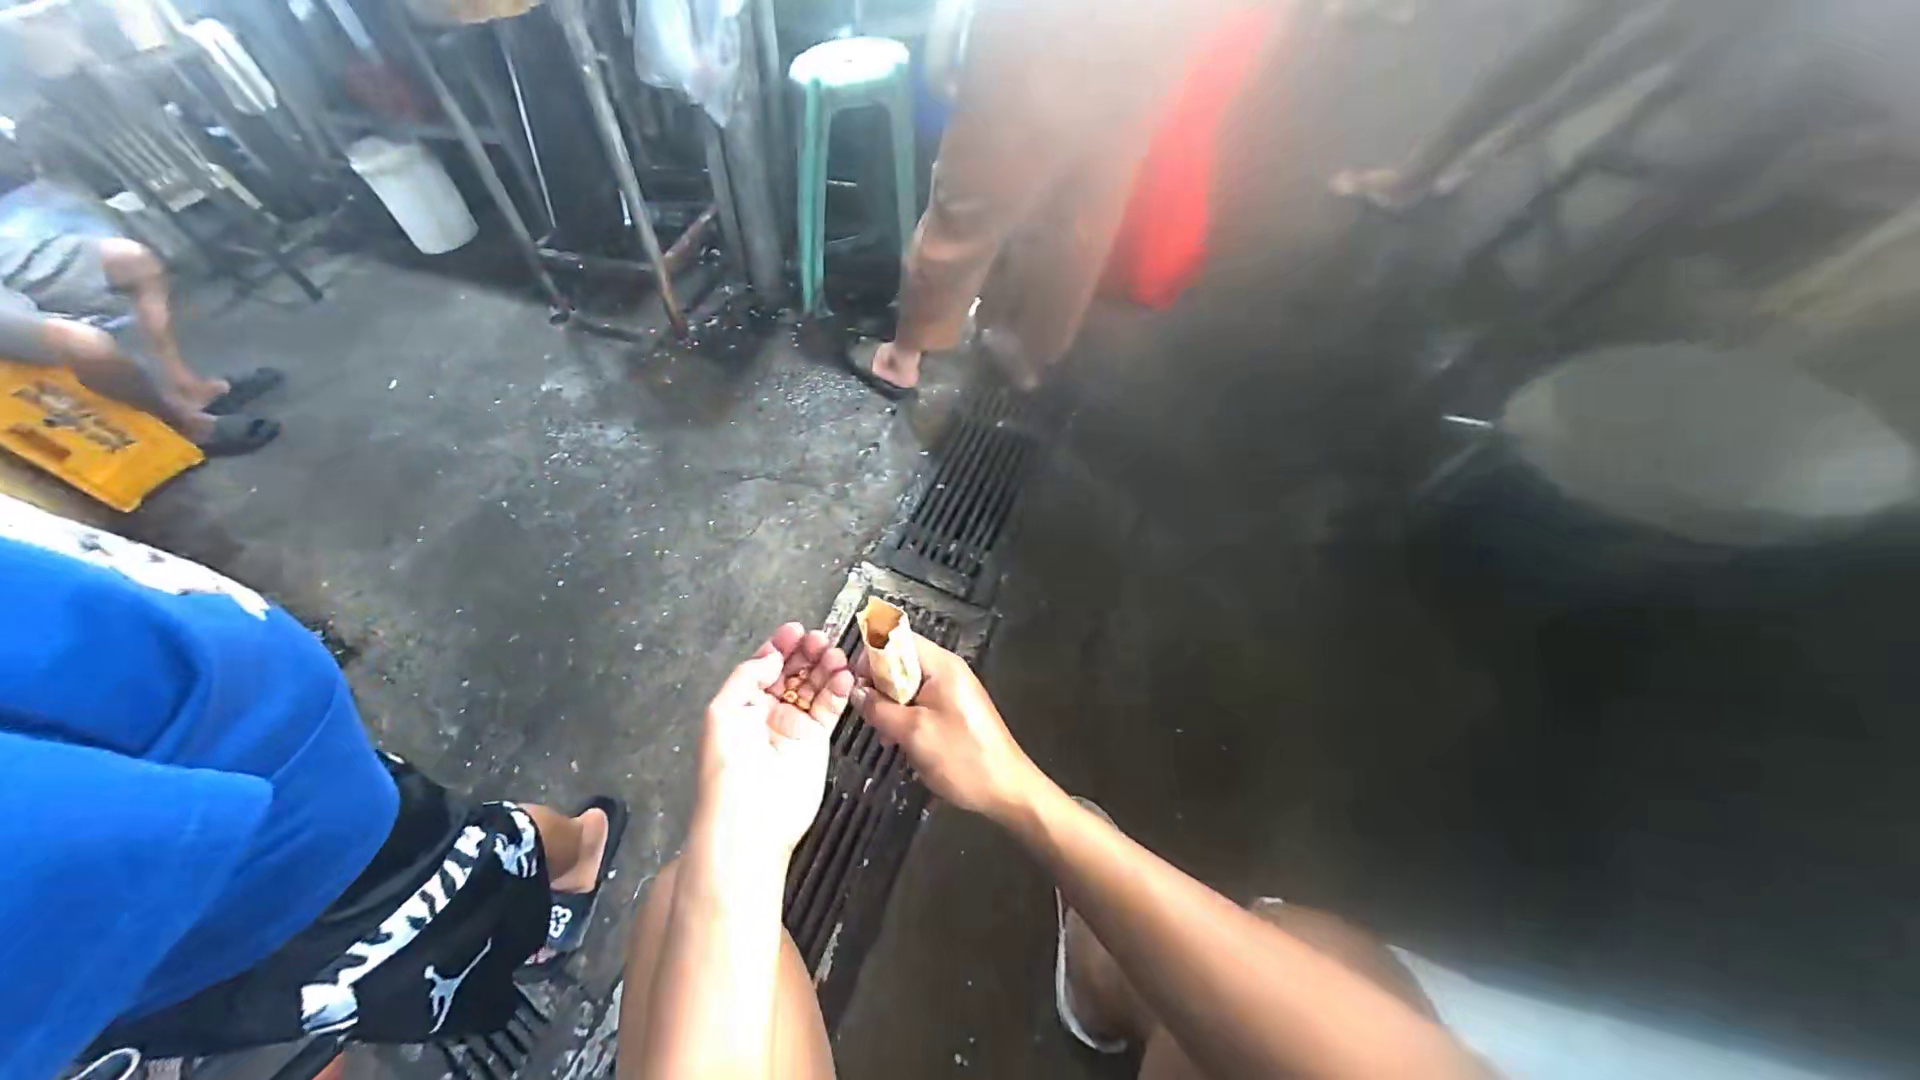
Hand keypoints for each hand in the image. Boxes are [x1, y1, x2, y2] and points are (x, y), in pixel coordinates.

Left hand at [697, 623, 852, 861]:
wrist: (749, 819)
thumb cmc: (728, 765)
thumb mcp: (722, 713)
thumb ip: (747, 676)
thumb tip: (772, 657)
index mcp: (743, 703)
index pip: (765, 666)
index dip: (780, 646)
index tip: (796, 629)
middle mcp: (769, 710)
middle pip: (793, 671)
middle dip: (806, 653)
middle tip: (821, 639)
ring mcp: (794, 724)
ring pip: (814, 685)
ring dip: (825, 666)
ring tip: (836, 653)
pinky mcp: (817, 738)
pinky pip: (830, 707)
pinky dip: (838, 689)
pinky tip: (844, 675)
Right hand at [854, 638, 1043, 821]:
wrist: (1006, 789)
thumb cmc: (962, 758)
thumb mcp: (912, 733)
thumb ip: (879, 709)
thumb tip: (856, 692)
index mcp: (942, 666)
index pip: (898, 639)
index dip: (872, 654)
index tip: (855, 681)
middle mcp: (948, 671)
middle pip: (902, 661)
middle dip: (879, 684)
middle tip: (867, 711)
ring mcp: (953, 690)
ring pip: (908, 684)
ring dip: (890, 705)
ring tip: (882, 732)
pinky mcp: (955, 710)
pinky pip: (921, 702)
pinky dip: (906, 716)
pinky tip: (900, 741)